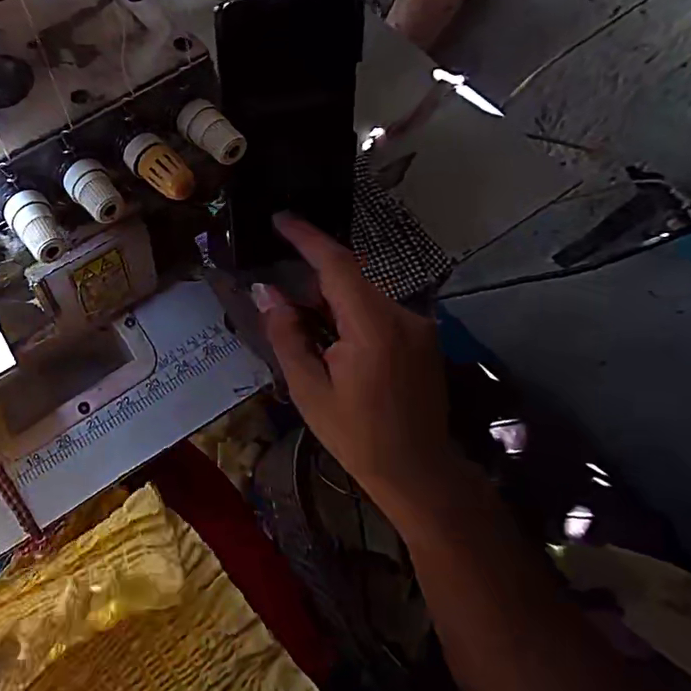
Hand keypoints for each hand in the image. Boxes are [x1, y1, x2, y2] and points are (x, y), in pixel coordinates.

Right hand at [253, 213, 452, 502]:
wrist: (419, 470)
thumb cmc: (356, 435)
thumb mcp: (308, 390)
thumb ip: (287, 335)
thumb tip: (266, 293)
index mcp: (373, 327)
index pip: (337, 265)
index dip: (307, 237)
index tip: (281, 219)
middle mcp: (402, 315)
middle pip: (351, 276)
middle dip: (312, 276)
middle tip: (280, 294)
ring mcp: (418, 324)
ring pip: (365, 292)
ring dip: (332, 297)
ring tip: (305, 323)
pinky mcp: (423, 335)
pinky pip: (380, 308)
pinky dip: (352, 311)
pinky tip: (335, 339)